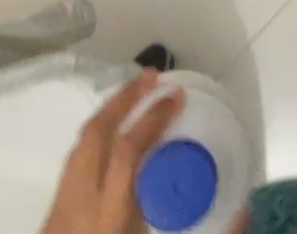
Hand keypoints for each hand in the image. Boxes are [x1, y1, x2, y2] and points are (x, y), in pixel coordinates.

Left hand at [43, 70, 184, 233]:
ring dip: (108, 112)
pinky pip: (75, 158)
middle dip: (124, 100)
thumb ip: (187, 225)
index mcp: (108, 219)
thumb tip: (242, 214)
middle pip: (95, 136)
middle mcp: (80, 205)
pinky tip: (112, 132)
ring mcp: (62, 206)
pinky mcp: (54, 212)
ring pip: (79, 144)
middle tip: (152, 77)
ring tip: (134, 93)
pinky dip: (96, 133)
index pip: (126, 153)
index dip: (152, 119)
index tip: (177, 97)